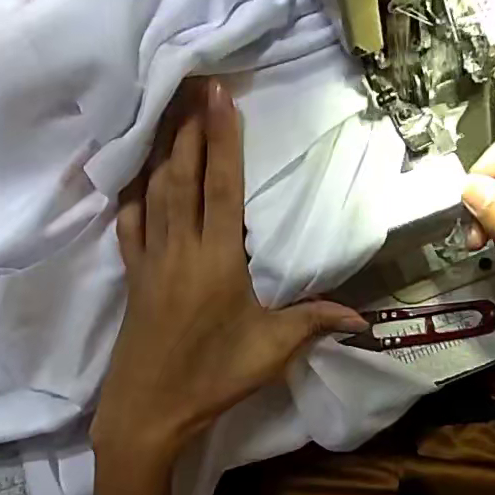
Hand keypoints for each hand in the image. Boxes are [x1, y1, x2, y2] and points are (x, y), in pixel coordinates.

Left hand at [92, 79, 367, 478]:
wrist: (147, 411)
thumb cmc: (213, 378)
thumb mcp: (271, 351)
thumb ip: (315, 322)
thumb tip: (365, 319)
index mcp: (217, 259)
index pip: (221, 185)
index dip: (222, 137)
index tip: (219, 95)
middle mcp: (180, 247)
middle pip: (183, 174)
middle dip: (189, 125)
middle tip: (191, 83)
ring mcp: (150, 258)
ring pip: (154, 190)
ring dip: (162, 148)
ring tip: (168, 111)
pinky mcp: (132, 274)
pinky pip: (129, 222)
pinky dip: (131, 191)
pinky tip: (134, 171)